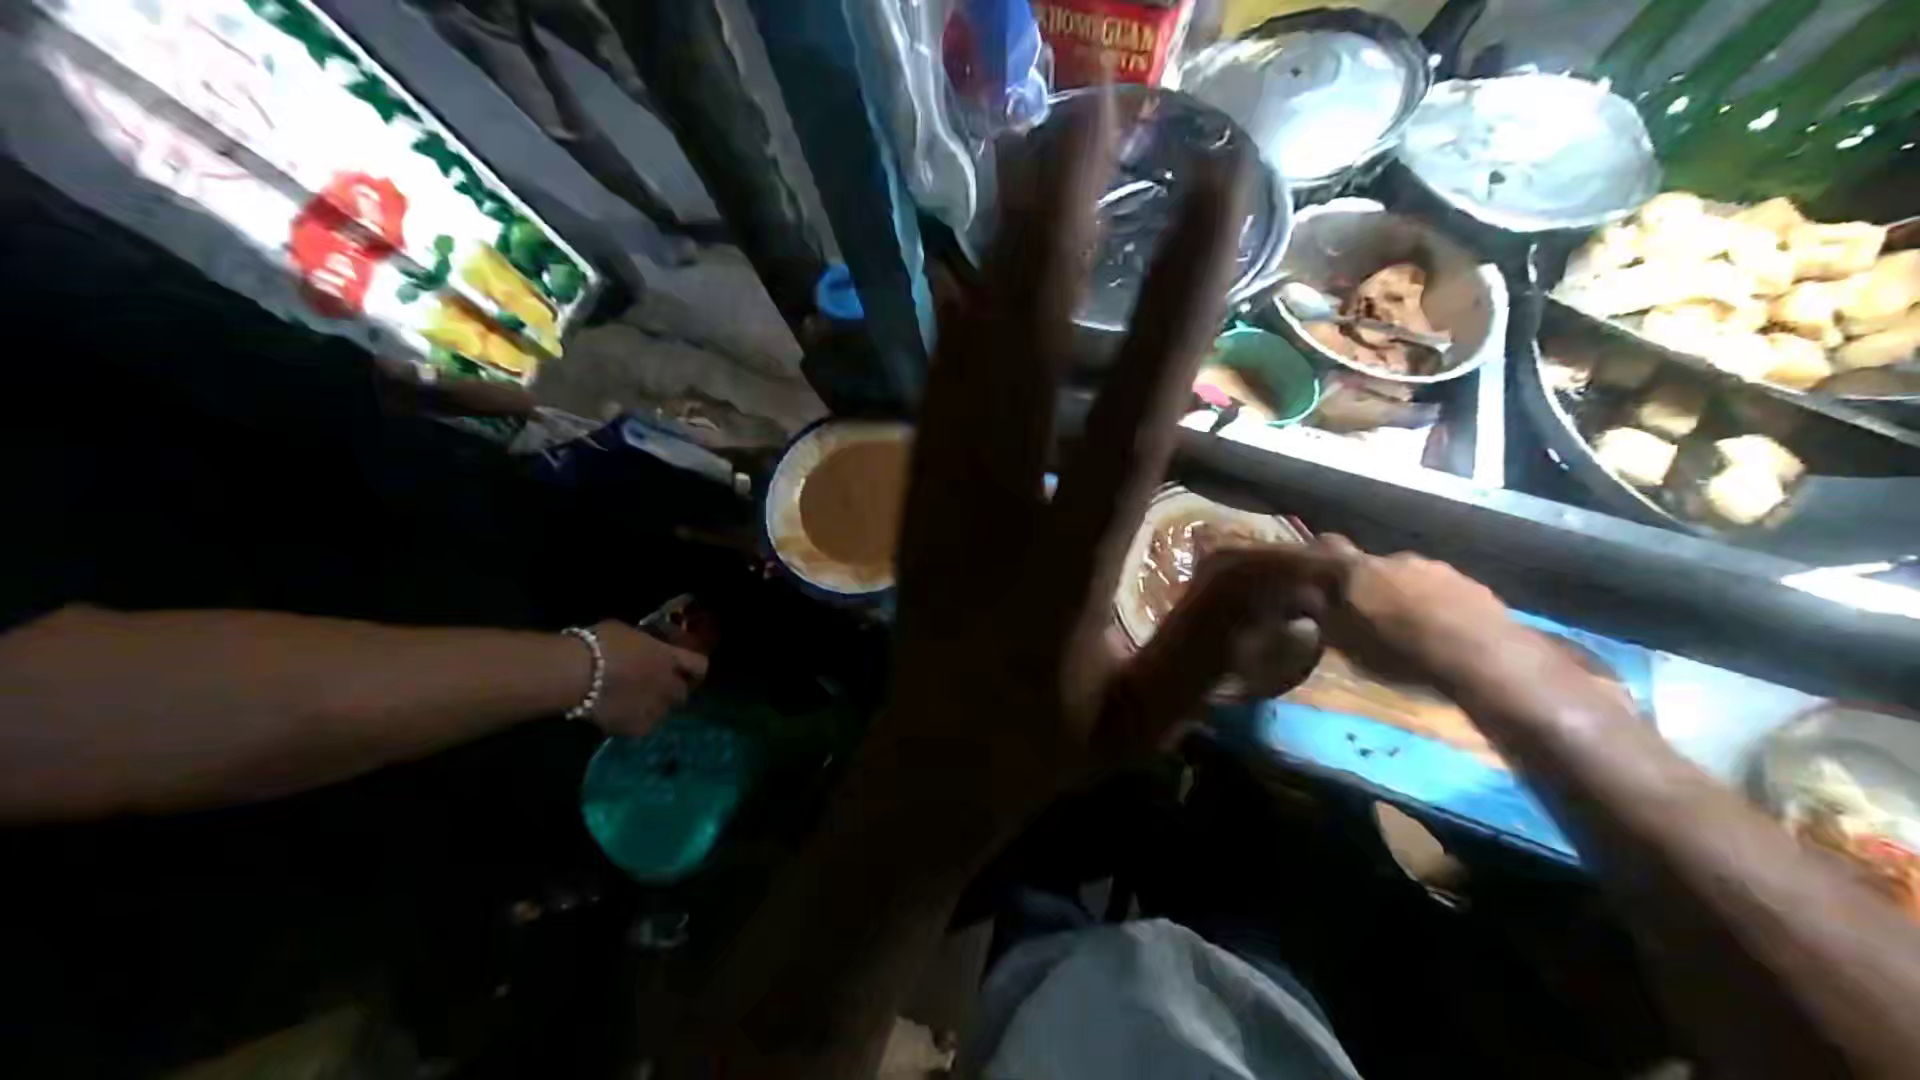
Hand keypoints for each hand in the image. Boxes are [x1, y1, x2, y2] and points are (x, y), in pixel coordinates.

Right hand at [588, 620, 707, 736]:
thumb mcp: (629, 633)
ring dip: (656, 707)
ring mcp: (655, 708)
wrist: (575, 673)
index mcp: (670, 658)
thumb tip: (647, 646)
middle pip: (682, 692)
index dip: (695, 669)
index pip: (700, 666)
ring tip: (636, 704)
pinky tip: (621, 717)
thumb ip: (646, 644)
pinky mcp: (637, 728)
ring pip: (664, 712)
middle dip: (673, 689)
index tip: (687, 669)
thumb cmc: (599, 644)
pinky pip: (643, 727)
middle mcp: (669, 685)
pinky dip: (636, 723)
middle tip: (657, 687)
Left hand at [871, 101, 1296, 841]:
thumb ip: (1219, 642)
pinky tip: (962, 278)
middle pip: (1026, 361)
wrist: (930, 769)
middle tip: (1093, 125)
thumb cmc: (1044, 751)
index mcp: (1065, 572)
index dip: (1173, 309)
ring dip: (1002, 262)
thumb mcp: (1143, 723)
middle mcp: (994, 518)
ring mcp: (941, 506)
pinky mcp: (914, 507)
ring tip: (1031, 168)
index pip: (1127, 424)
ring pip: (970, 369)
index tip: (1214, 202)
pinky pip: (933, 409)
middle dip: (1059, 235)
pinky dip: (948, 338)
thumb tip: (1315, 558)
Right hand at [1288, 535, 1522, 689]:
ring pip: (1409, 577)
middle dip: (1367, 585)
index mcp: (1359, 570)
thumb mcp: (1347, 643)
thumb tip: (1307, 594)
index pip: (1327, 546)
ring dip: (1403, 594)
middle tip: (1367, 615)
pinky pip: (1443, 590)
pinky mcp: (1473, 585)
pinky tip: (1443, 631)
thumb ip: (1324, 614)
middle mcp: (1396, 559)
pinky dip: (1436, 605)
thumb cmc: (1401, 651)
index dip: (1318, 556)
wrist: (1485, 658)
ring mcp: (1439, 568)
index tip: (1313, 572)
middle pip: (1372, 565)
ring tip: (1410, 628)